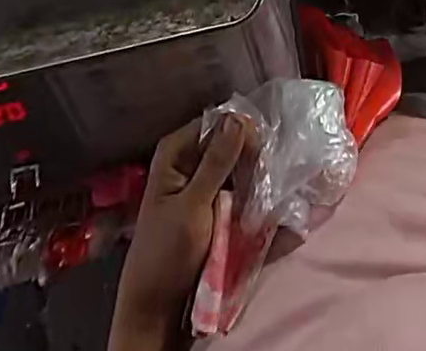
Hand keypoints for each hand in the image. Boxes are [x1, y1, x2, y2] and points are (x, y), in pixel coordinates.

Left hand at [111, 115, 247, 347]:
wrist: (157, 307)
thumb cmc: (166, 253)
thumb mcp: (192, 206)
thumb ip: (216, 162)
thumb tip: (239, 118)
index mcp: (176, 150)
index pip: (218, 122)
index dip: (243, 133)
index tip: (261, 155)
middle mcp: (189, 158)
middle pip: (231, 142)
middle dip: (252, 158)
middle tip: (266, 181)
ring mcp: (203, 181)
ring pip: (239, 164)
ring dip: (255, 177)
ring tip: (269, 196)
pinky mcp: (214, 202)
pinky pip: (240, 186)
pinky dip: (253, 193)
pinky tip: (267, 205)